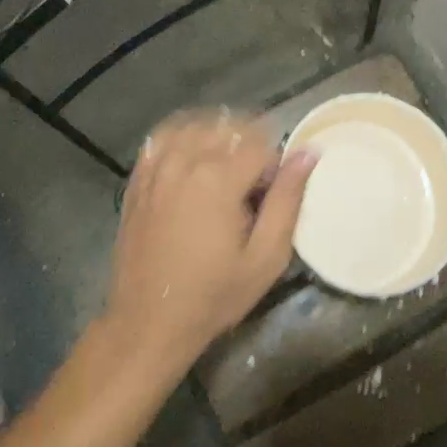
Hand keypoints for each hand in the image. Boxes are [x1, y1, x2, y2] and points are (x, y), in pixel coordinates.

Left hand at [103, 111, 317, 367]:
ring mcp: (156, 166)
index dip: (274, 165)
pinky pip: (163, 137)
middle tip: (253, 185)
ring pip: (195, 125)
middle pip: (228, 128)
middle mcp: (184, 160)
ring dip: (218, 137)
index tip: (272, 194)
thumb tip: (308, 153)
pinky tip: (193, 157)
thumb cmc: (214, 295)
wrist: (148, 321)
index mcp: (218, 178)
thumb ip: (288, 200)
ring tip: (228, 168)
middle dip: (249, 147)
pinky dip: (184, 137)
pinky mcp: (138, 177)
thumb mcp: (266, 258)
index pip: (260, 143)